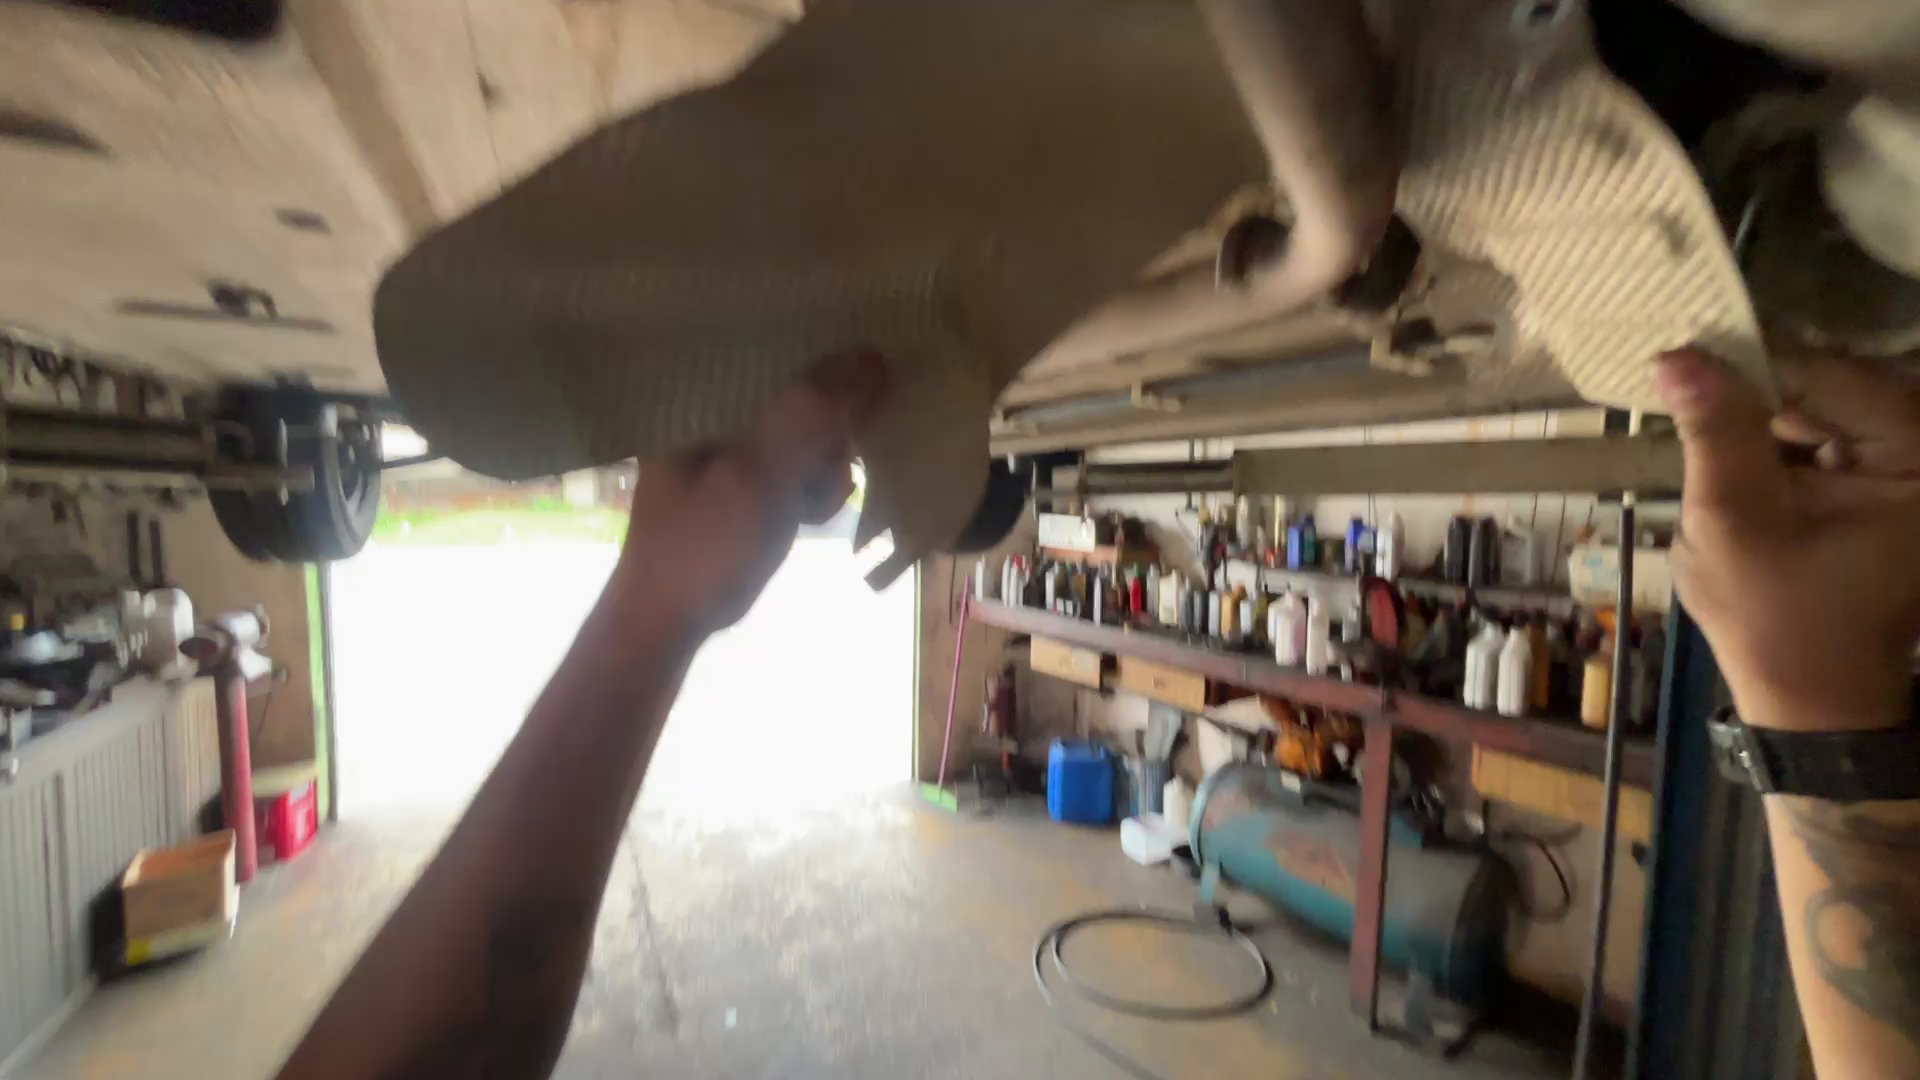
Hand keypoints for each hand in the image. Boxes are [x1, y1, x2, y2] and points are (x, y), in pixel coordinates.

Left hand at [607, 351, 885, 634]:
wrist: (672, 623)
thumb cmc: (703, 547)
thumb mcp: (759, 474)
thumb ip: (810, 415)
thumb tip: (873, 357)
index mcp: (699, 392)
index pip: (773, 347)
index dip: (825, 363)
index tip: (860, 392)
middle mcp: (715, 409)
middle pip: (799, 391)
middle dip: (827, 435)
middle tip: (822, 471)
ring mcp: (733, 446)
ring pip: (808, 432)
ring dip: (824, 469)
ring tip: (811, 503)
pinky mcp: (748, 480)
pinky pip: (801, 464)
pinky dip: (815, 489)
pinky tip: (810, 514)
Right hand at [1657, 348, 1919, 731]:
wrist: (1805, 675)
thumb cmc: (1768, 604)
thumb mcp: (1728, 514)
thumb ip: (1712, 432)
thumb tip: (1675, 358)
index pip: (1831, 376)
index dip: (1748, 367)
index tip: (1673, 365)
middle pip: (1837, 385)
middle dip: (1754, 395)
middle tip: (1680, 408)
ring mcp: (1915, 467)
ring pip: (1828, 406)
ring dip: (1759, 417)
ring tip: (1707, 444)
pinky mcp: (1893, 480)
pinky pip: (1831, 434)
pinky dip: (1776, 439)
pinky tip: (1737, 463)